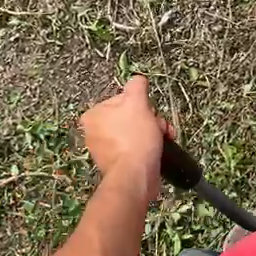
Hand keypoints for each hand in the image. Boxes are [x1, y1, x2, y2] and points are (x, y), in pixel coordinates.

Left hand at [78, 76, 172, 204]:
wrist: (135, 176)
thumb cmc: (135, 138)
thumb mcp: (138, 103)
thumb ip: (137, 86)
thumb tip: (138, 80)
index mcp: (93, 115)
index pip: (124, 99)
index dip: (142, 105)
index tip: (151, 113)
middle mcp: (94, 132)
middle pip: (131, 116)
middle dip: (151, 120)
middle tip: (159, 128)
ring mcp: (105, 149)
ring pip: (136, 132)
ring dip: (153, 133)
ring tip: (162, 140)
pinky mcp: (117, 163)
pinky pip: (135, 148)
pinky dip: (147, 148)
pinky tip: (156, 151)